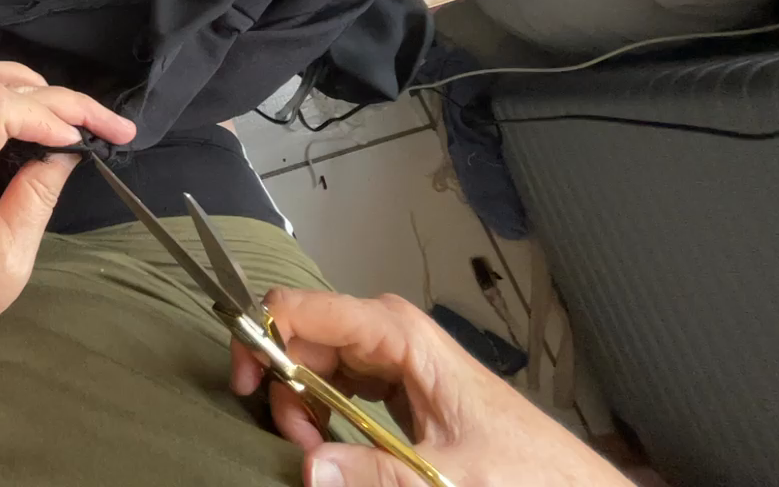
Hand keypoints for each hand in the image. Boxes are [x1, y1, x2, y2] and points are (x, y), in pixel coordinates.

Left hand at [0, 58, 134, 368]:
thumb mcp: (6, 262)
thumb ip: (34, 200)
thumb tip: (66, 151)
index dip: (42, 113)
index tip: (79, 141)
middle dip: (62, 101)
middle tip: (114, 127)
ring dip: (38, 88)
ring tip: (82, 119)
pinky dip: (22, 96)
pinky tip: (51, 120)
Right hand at [232, 290, 633, 486]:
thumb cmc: (533, 478)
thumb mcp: (455, 483)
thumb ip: (380, 476)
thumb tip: (309, 470)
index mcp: (395, 332)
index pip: (299, 309)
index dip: (262, 338)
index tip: (245, 384)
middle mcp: (383, 329)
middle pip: (299, 335)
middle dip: (284, 384)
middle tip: (295, 441)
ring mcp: (386, 351)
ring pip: (310, 358)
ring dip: (299, 401)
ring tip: (314, 446)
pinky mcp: (391, 377)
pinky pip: (332, 379)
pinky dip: (319, 408)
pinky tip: (328, 439)